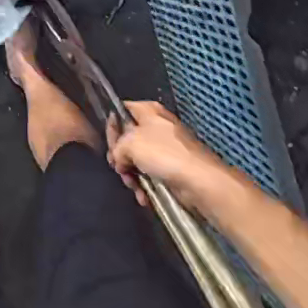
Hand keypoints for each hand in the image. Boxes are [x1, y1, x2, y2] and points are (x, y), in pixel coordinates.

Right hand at [108, 100, 240, 212]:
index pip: (121, 111)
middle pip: (127, 139)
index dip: (112, 128)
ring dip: (131, 176)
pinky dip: (144, 186)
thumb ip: (116, 147)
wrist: (198, 179)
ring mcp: (164, 148)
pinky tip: (144, 195)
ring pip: (136, 160)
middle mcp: (155, 126)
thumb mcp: (130, 143)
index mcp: (148, 111)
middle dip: (120, 158)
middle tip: (120, 168)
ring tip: (134, 186)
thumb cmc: (164, 153)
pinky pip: (148, 175)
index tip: (109, 146)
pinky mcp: (169, 168)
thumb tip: (118, 159)